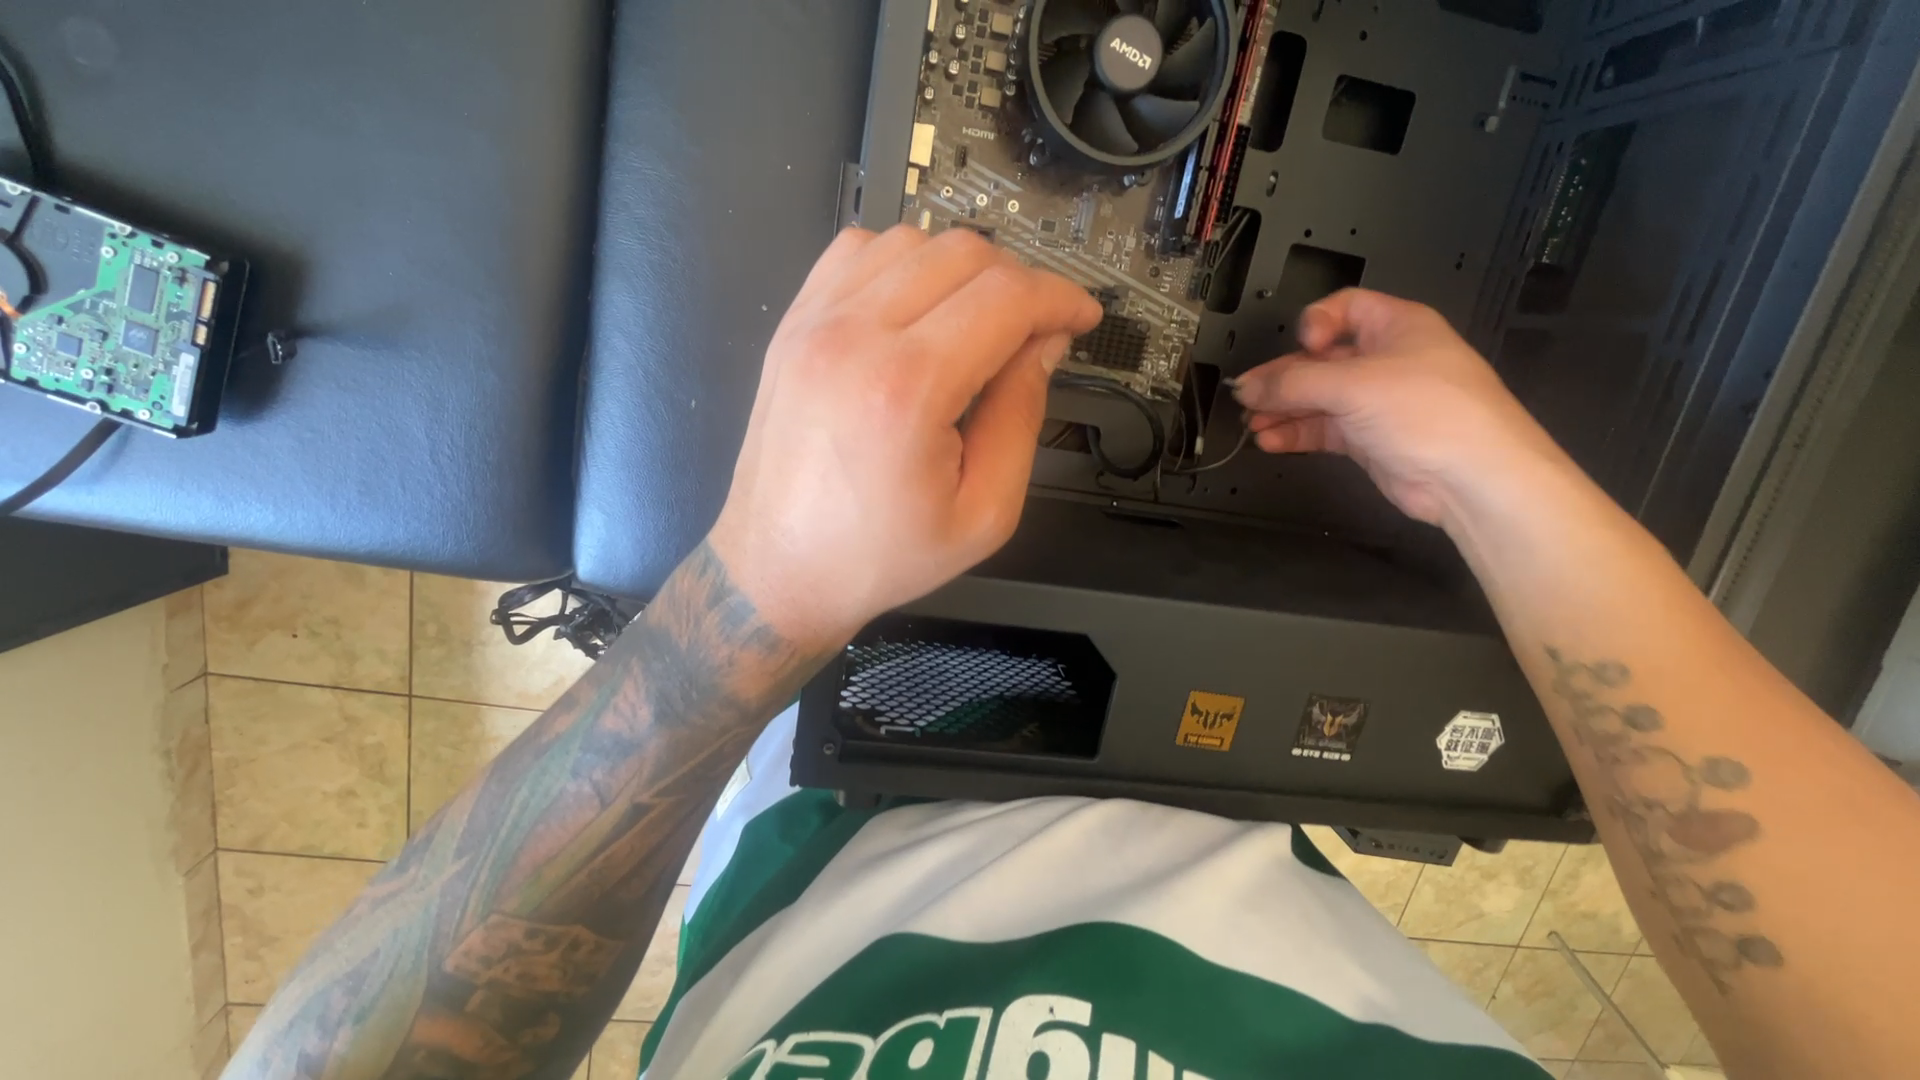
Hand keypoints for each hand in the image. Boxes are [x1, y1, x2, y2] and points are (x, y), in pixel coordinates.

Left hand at [708, 225, 1102, 648]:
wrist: (778, 569)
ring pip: (910, 241)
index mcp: (906, 390)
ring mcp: (814, 324)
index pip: (1006, 297)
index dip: (1060, 297)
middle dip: (1019, 281)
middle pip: (963, 254)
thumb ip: (1022, 417)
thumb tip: (1043, 345)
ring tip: (978, 322)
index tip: (1081, 317)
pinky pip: (856, 252)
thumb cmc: (877, 557)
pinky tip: (918, 308)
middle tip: (1035, 330)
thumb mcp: (983, 514)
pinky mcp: (792, 327)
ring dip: (962, 269)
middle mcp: (853, 337)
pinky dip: (902, 263)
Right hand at [1231, 288, 1573, 527]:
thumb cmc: (1428, 412)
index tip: (1300, 348)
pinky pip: (1322, 429)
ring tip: (1251, 424)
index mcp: (1397, 327)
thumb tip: (1245, 388)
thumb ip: (1293, 384)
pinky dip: (1295, 433)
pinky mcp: (1368, 439)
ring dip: (1282, 410)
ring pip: (1317, 398)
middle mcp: (1386, 360)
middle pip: (1320, 360)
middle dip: (1282, 378)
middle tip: (1246, 396)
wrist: (1473, 478)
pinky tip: (1270, 441)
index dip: (1316, 324)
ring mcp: (1376, 402)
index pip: (1344, 308)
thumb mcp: (1355, 385)